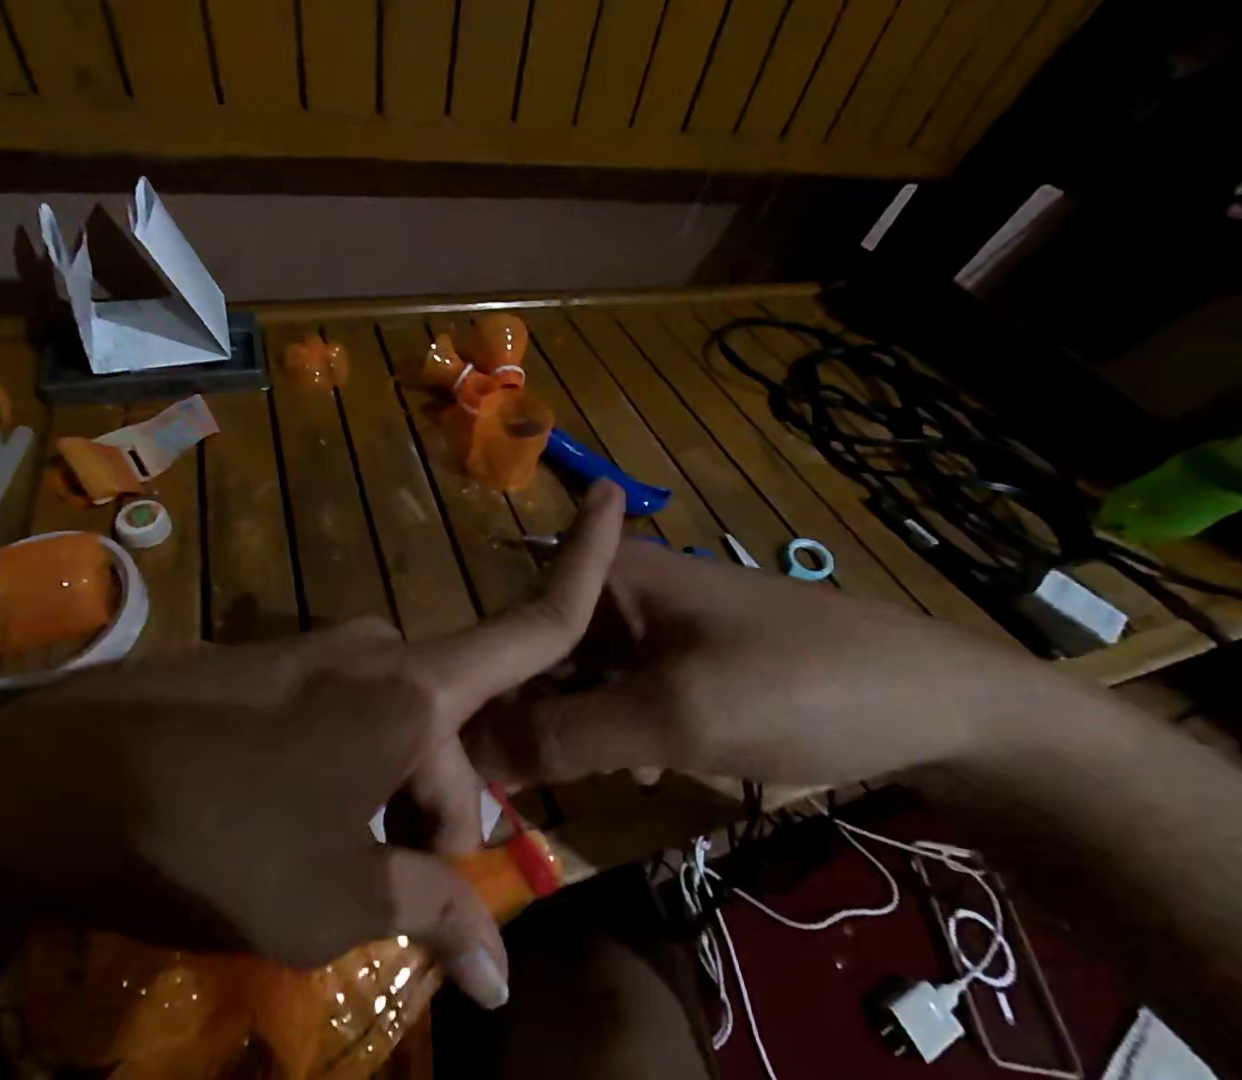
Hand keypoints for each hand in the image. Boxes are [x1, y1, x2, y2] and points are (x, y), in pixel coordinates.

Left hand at [0, 482, 627, 1009]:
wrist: (61, 782)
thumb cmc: (217, 837)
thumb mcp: (336, 896)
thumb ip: (430, 913)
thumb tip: (506, 977)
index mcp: (407, 689)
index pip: (528, 632)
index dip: (584, 570)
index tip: (617, 506)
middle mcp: (363, 651)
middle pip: (449, 718)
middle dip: (448, 801)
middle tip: (415, 888)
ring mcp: (301, 655)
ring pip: (387, 722)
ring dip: (390, 793)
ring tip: (348, 868)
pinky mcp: (251, 670)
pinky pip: (328, 716)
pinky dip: (338, 770)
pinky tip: (295, 822)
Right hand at [465, 538, 1087, 787]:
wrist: (952, 710)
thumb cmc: (803, 688)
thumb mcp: (674, 717)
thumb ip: (565, 735)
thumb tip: (471, 757)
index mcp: (602, 574)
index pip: (506, 627)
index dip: (483, 689)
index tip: (469, 753)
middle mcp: (613, 591)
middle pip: (536, 656)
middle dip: (527, 719)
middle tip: (518, 786)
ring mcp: (647, 626)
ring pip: (574, 680)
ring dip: (568, 733)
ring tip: (574, 783)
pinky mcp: (675, 660)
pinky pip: (615, 694)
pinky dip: (612, 734)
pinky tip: (641, 771)